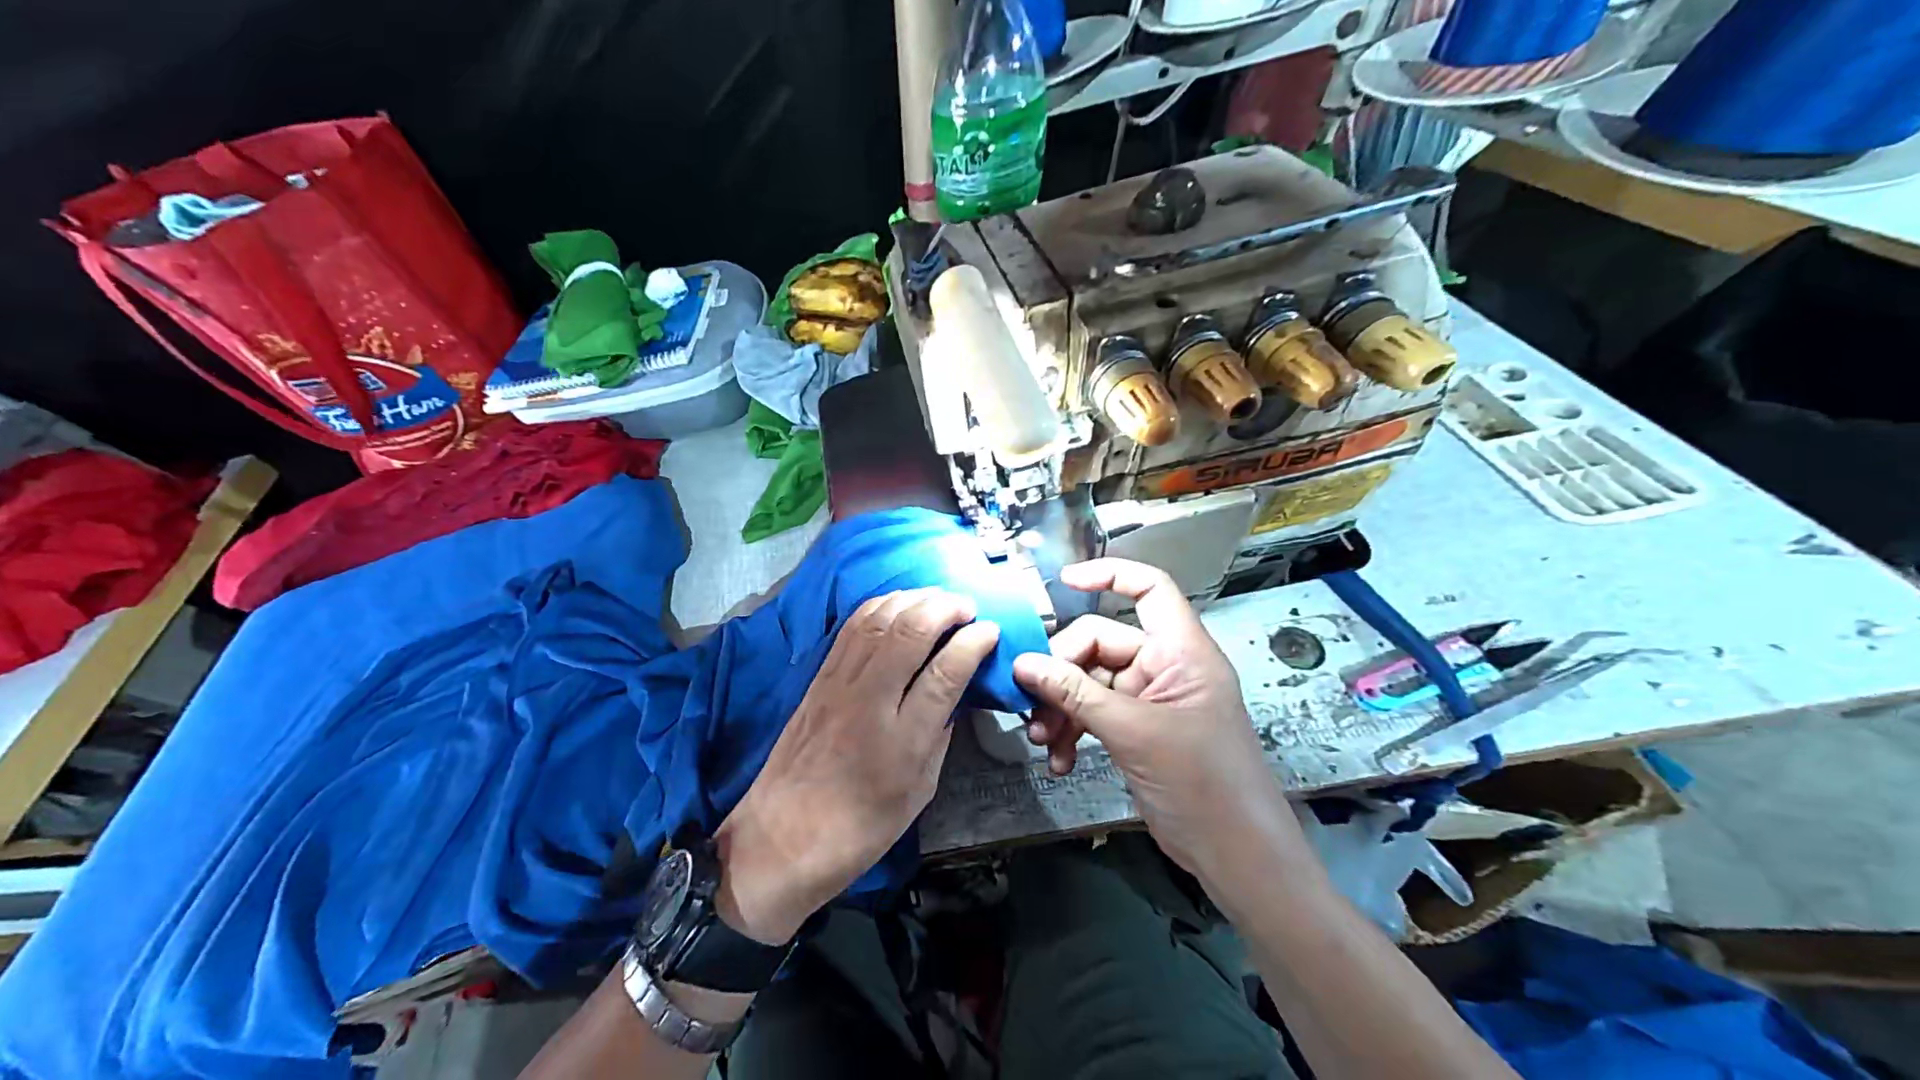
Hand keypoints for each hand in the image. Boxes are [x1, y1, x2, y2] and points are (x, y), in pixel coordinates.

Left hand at [715, 588, 999, 944]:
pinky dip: (880, 607)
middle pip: (910, 631)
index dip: (973, 642)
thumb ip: (940, 735)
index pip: (945, 671)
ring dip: (914, 599)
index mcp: (902, 740)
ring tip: (940, 600)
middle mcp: (869, 700)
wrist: (781, 838)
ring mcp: (839, 684)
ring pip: (879, 619)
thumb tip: (955, 694)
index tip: (991, 631)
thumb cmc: (860, 827)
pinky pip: (852, 628)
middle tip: (969, 607)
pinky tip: (898, 605)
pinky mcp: (819, 678)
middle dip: (945, 608)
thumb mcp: (919, 790)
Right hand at [1011, 559, 1302, 883]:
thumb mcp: (1134, 732)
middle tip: (1032, 703)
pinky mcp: (1139, 731)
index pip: (1150, 590)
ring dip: (1061, 707)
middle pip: (1101, 643)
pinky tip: (1059, 761)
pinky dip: (1074, 732)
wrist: (1236, 854)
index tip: (1063, 582)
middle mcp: (1166, 667)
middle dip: (1062, 672)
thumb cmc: (1202, 782)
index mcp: (1181, 651)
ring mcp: (1151, 701)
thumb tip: (1023, 664)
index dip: (1110, 575)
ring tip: (1041, 738)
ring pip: (1091, 683)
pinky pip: (1095, 715)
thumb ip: (1076, 694)